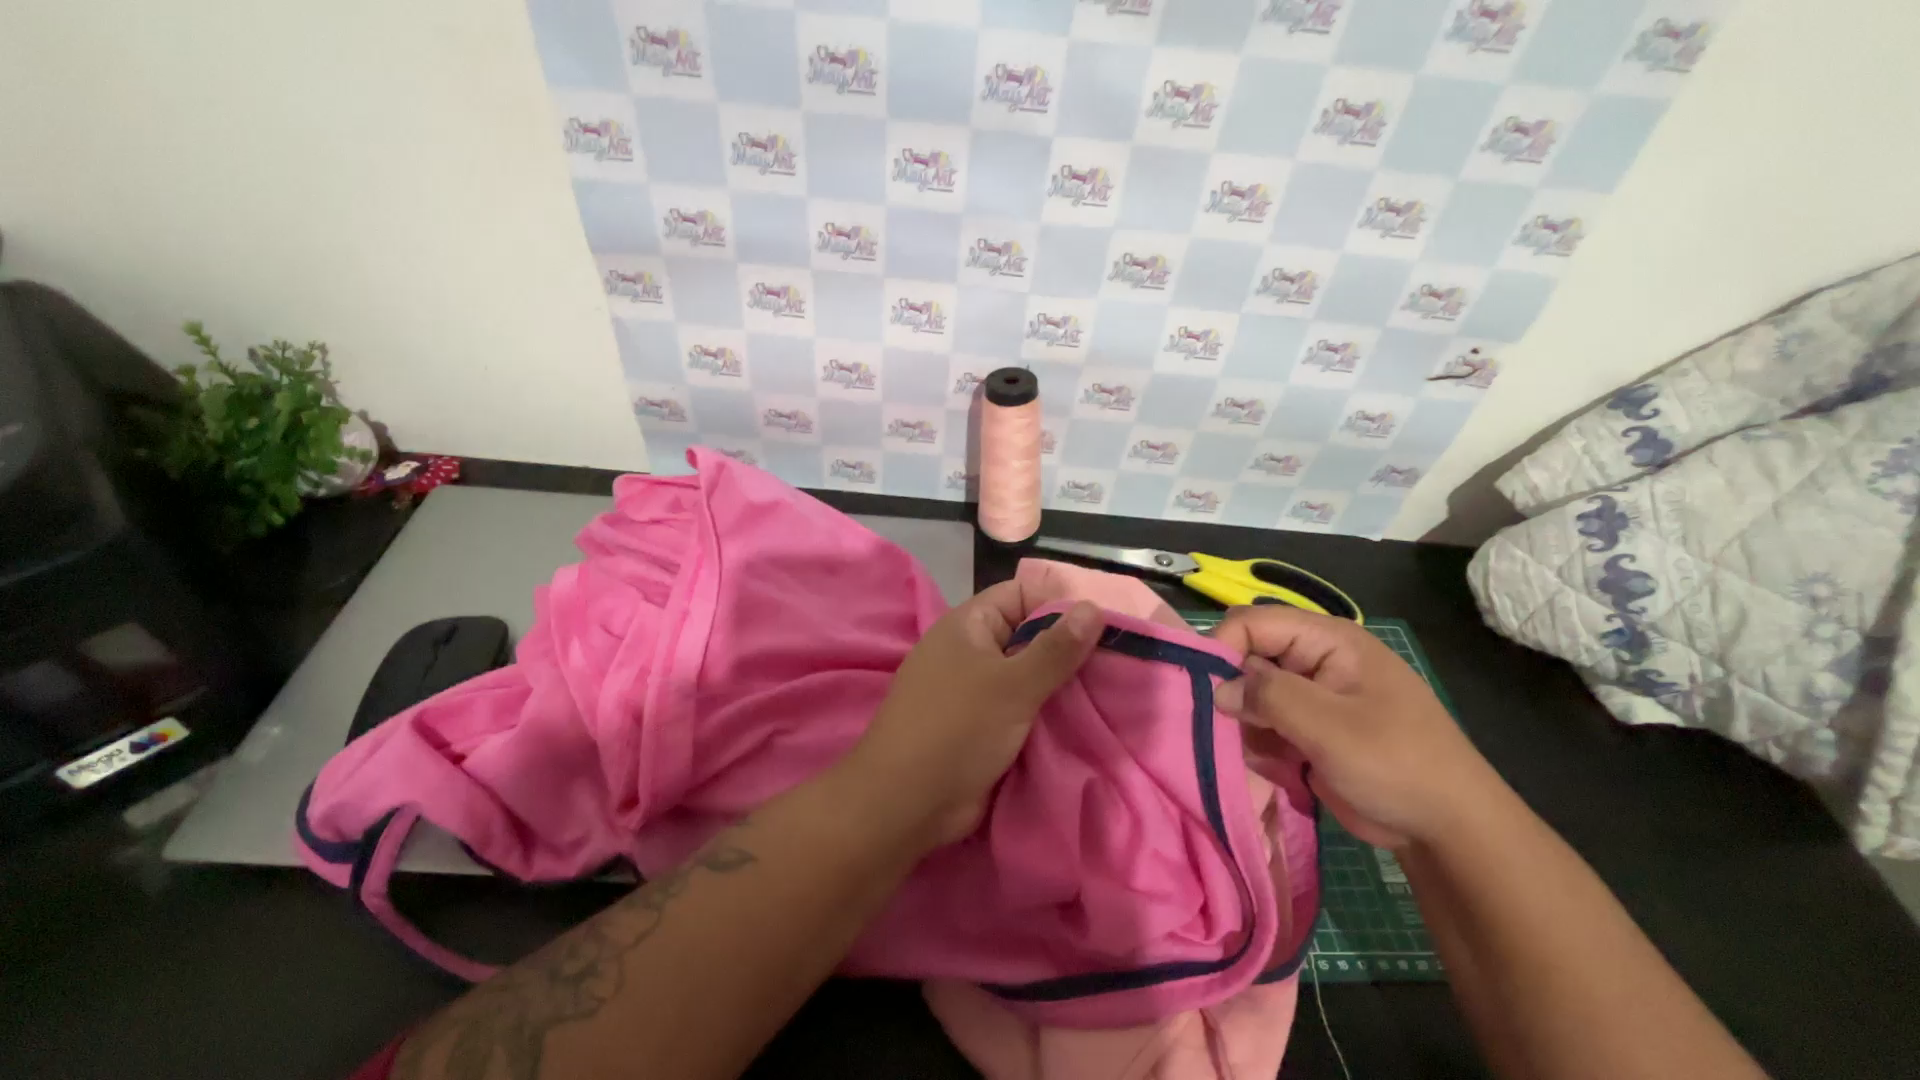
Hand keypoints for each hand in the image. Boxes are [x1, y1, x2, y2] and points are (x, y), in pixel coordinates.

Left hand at [841, 582, 1104, 849]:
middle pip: (1027, 635)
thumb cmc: (956, 730)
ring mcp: (972, 691)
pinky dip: (1047, 713)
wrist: (905, 803)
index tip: (1105, 623)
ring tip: (1112, 689)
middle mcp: (968, 651)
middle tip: (1119, 660)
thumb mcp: (1012, 685)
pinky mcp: (980, 727)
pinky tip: (1084, 720)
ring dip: (1062, 684)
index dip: (1060, 602)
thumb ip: (1056, 648)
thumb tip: (1093, 607)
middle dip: (1069, 647)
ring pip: (1027, 675)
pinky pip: (1021, 708)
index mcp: (967, 625)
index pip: (1020, 594)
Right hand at [1212, 606, 1502, 850]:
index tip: (1203, 691)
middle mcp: (1315, 661)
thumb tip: (1216, 687)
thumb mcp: (1330, 727)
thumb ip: (1269, 696)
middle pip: (1246, 659)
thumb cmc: (1397, 764)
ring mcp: (1312, 699)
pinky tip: (1283, 770)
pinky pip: (1264, 728)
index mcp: (1328, 640)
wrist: (1446, 828)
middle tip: (1235, 732)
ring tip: (1273, 757)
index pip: (1252, 623)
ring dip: (1247, 728)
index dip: (1222, 648)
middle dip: (1233, 694)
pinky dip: (1262, 748)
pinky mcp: (1307, 733)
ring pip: (1249, 698)